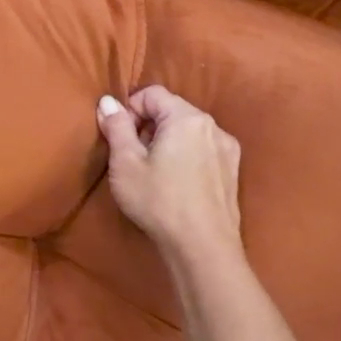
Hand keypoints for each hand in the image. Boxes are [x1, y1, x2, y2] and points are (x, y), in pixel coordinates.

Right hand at [96, 86, 243, 257]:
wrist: (203, 246)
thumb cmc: (158, 200)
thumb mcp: (125, 162)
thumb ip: (117, 126)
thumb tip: (108, 102)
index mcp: (188, 120)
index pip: (152, 94)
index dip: (129, 109)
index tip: (119, 135)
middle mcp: (213, 127)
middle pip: (171, 109)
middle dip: (146, 124)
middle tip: (130, 154)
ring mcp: (227, 150)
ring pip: (186, 129)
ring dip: (164, 139)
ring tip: (151, 169)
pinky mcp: (232, 170)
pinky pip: (201, 147)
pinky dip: (182, 153)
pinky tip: (173, 180)